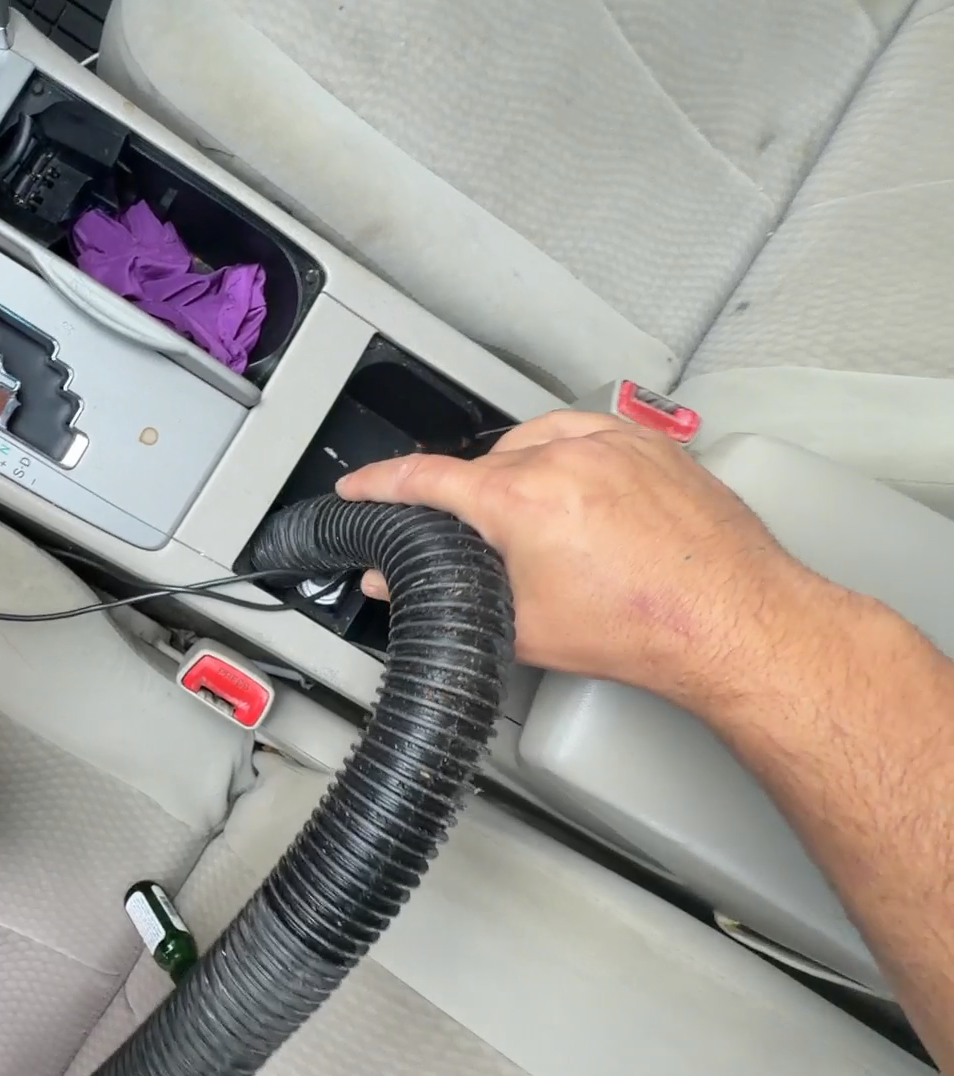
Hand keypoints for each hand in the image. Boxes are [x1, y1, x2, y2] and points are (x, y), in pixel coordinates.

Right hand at [339, 411, 831, 712]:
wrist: (740, 626)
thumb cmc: (639, 629)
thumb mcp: (514, 622)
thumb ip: (438, 592)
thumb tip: (386, 578)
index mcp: (521, 500)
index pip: (423, 478)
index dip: (377, 482)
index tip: (356, 487)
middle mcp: (563, 459)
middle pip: (476, 464)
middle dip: (460, 497)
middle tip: (469, 537)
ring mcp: (612, 446)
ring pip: (524, 439)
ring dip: (505, 468)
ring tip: (517, 507)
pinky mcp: (651, 445)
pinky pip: (578, 426)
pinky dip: (554, 445)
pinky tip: (561, 475)